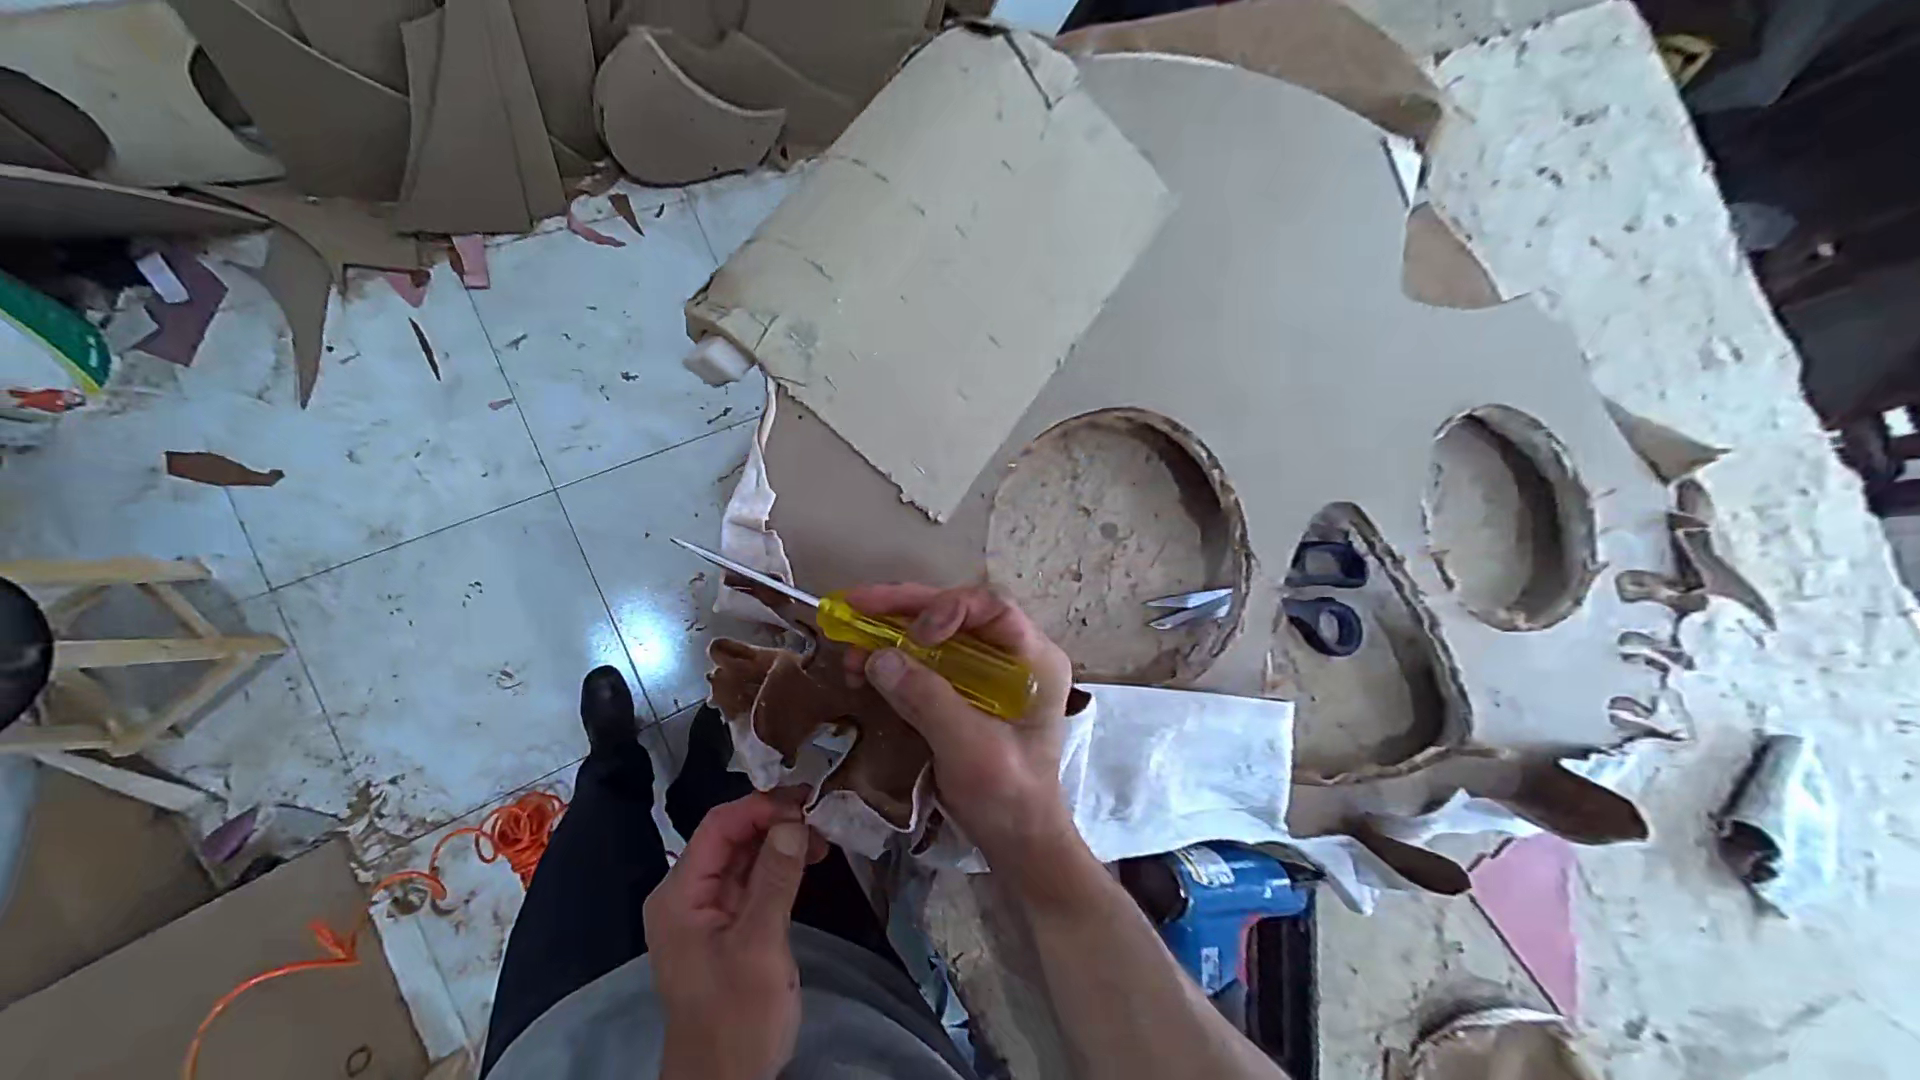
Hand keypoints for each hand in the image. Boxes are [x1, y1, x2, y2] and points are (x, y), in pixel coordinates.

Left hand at [644, 793, 825, 1079]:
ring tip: (824, 835)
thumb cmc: (735, 1018)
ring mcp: (709, 907)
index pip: (718, 827)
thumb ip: (774, 881)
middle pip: (732, 835)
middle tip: (822, 814)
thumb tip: (795, 822)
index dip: (761, 807)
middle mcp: (689, 892)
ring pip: (747, 852)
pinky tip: (812, 856)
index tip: (806, 802)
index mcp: (680, 894)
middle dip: (776, 819)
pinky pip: (756, 875)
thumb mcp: (758, 948)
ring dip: (783, 838)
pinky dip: (783, 861)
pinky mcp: (731, 921)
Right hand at [840, 584, 1079, 873]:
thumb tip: (878, 658)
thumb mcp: (971, 750)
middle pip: (956, 611)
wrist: (1016, 840)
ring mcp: (983, 668)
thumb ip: (929, 700)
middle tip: (854, 605)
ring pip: (934, 630)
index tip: (916, 635)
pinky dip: (890, 658)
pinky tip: (861, 667)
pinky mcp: (959, 686)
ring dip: (889, 630)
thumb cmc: (1009, 796)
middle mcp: (1009, 653)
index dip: (950, 608)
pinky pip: (922, 658)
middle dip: (903, 607)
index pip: (994, 608)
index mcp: (1033, 660)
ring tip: (849, 642)